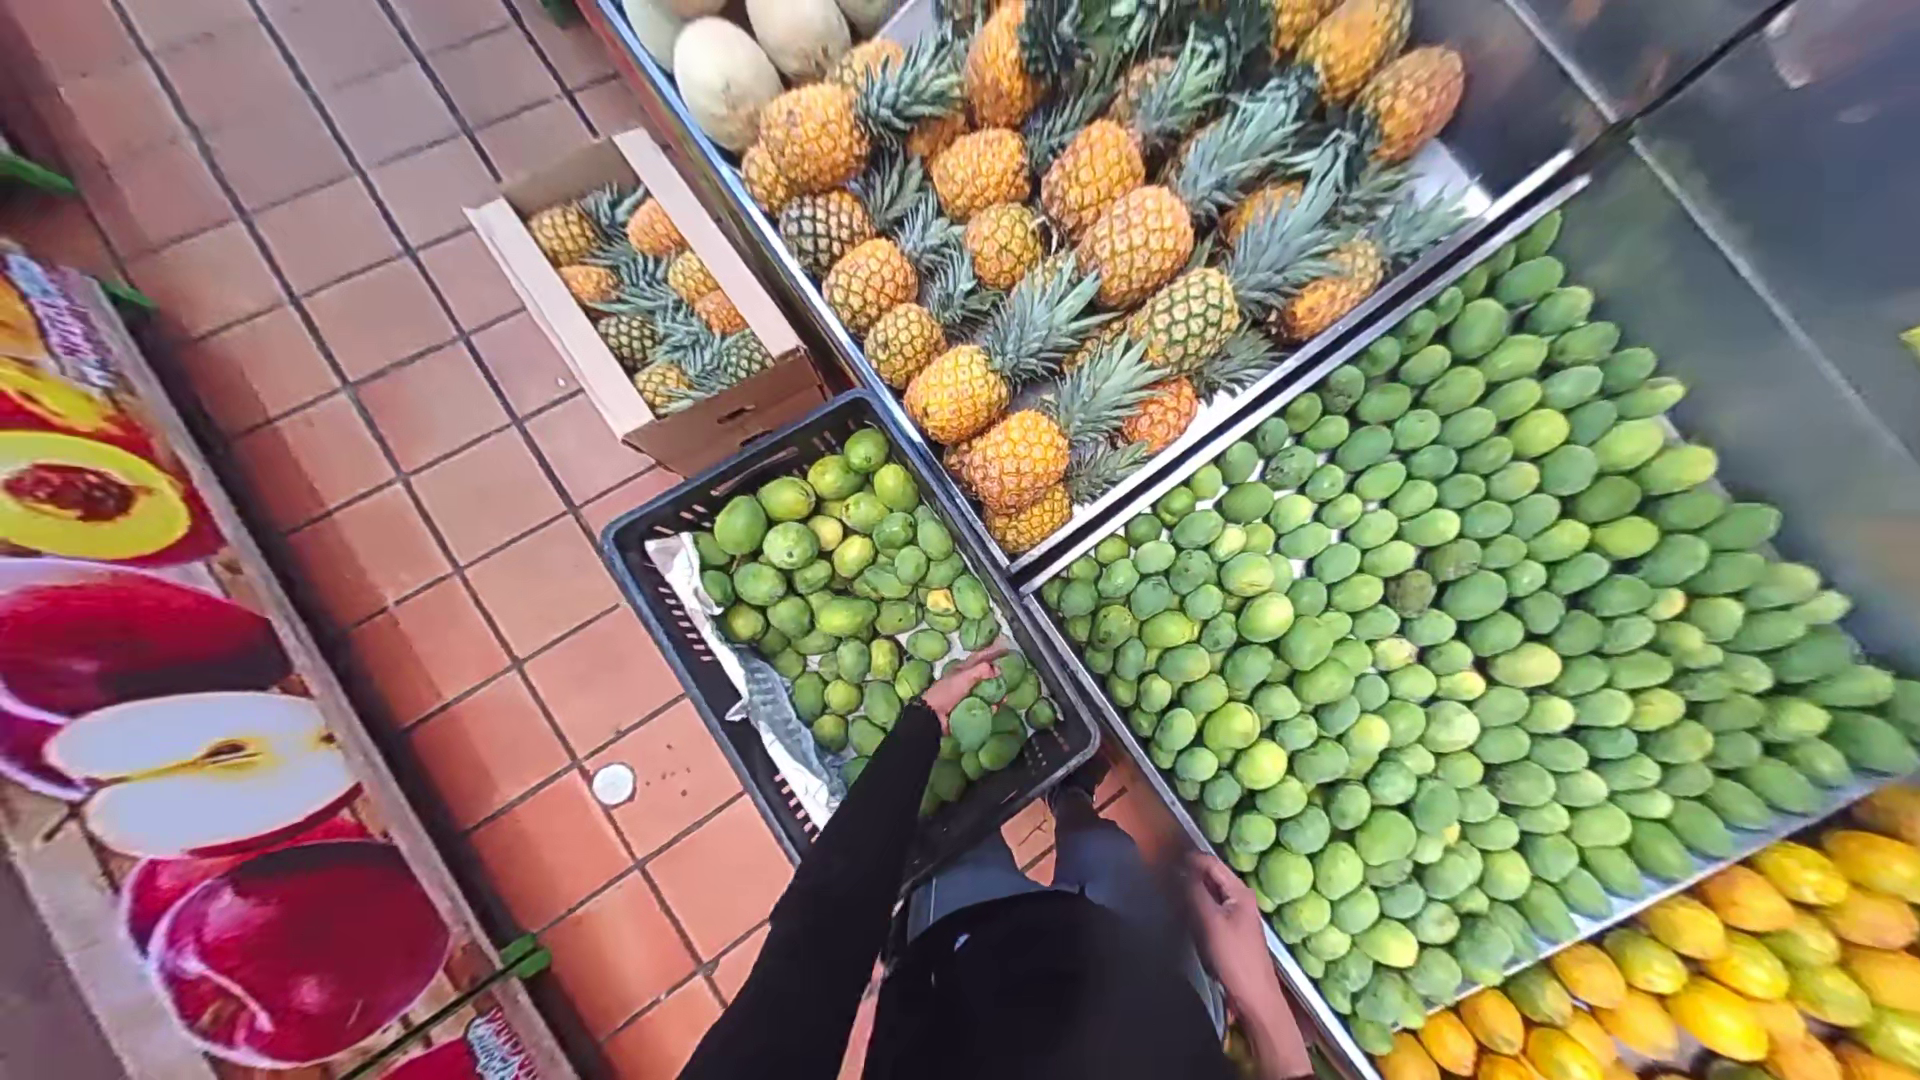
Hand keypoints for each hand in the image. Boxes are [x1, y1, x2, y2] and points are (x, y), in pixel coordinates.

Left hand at [920, 642, 1009, 728]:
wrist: (934, 716)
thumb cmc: (947, 692)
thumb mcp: (964, 677)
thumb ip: (981, 670)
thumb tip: (998, 669)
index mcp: (963, 669)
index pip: (980, 657)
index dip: (992, 651)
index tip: (1005, 648)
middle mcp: (966, 681)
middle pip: (985, 674)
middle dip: (997, 674)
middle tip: (1010, 675)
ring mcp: (968, 695)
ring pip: (987, 691)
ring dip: (997, 693)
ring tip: (1006, 695)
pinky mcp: (969, 708)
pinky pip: (984, 706)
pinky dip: (991, 706)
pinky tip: (997, 707)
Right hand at [1185, 853, 1310, 1079]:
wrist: (1256, 1000)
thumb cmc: (1235, 958)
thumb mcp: (1210, 921)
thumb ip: (1194, 891)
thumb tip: (1178, 868)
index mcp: (1239, 890)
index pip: (1210, 862)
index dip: (1188, 859)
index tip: (1166, 861)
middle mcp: (1240, 897)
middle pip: (1210, 876)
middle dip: (1189, 874)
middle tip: (1165, 876)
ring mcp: (1236, 913)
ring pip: (1209, 892)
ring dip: (1191, 891)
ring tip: (1171, 892)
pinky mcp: (1231, 928)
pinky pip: (1210, 907)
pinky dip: (1197, 906)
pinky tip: (1185, 912)